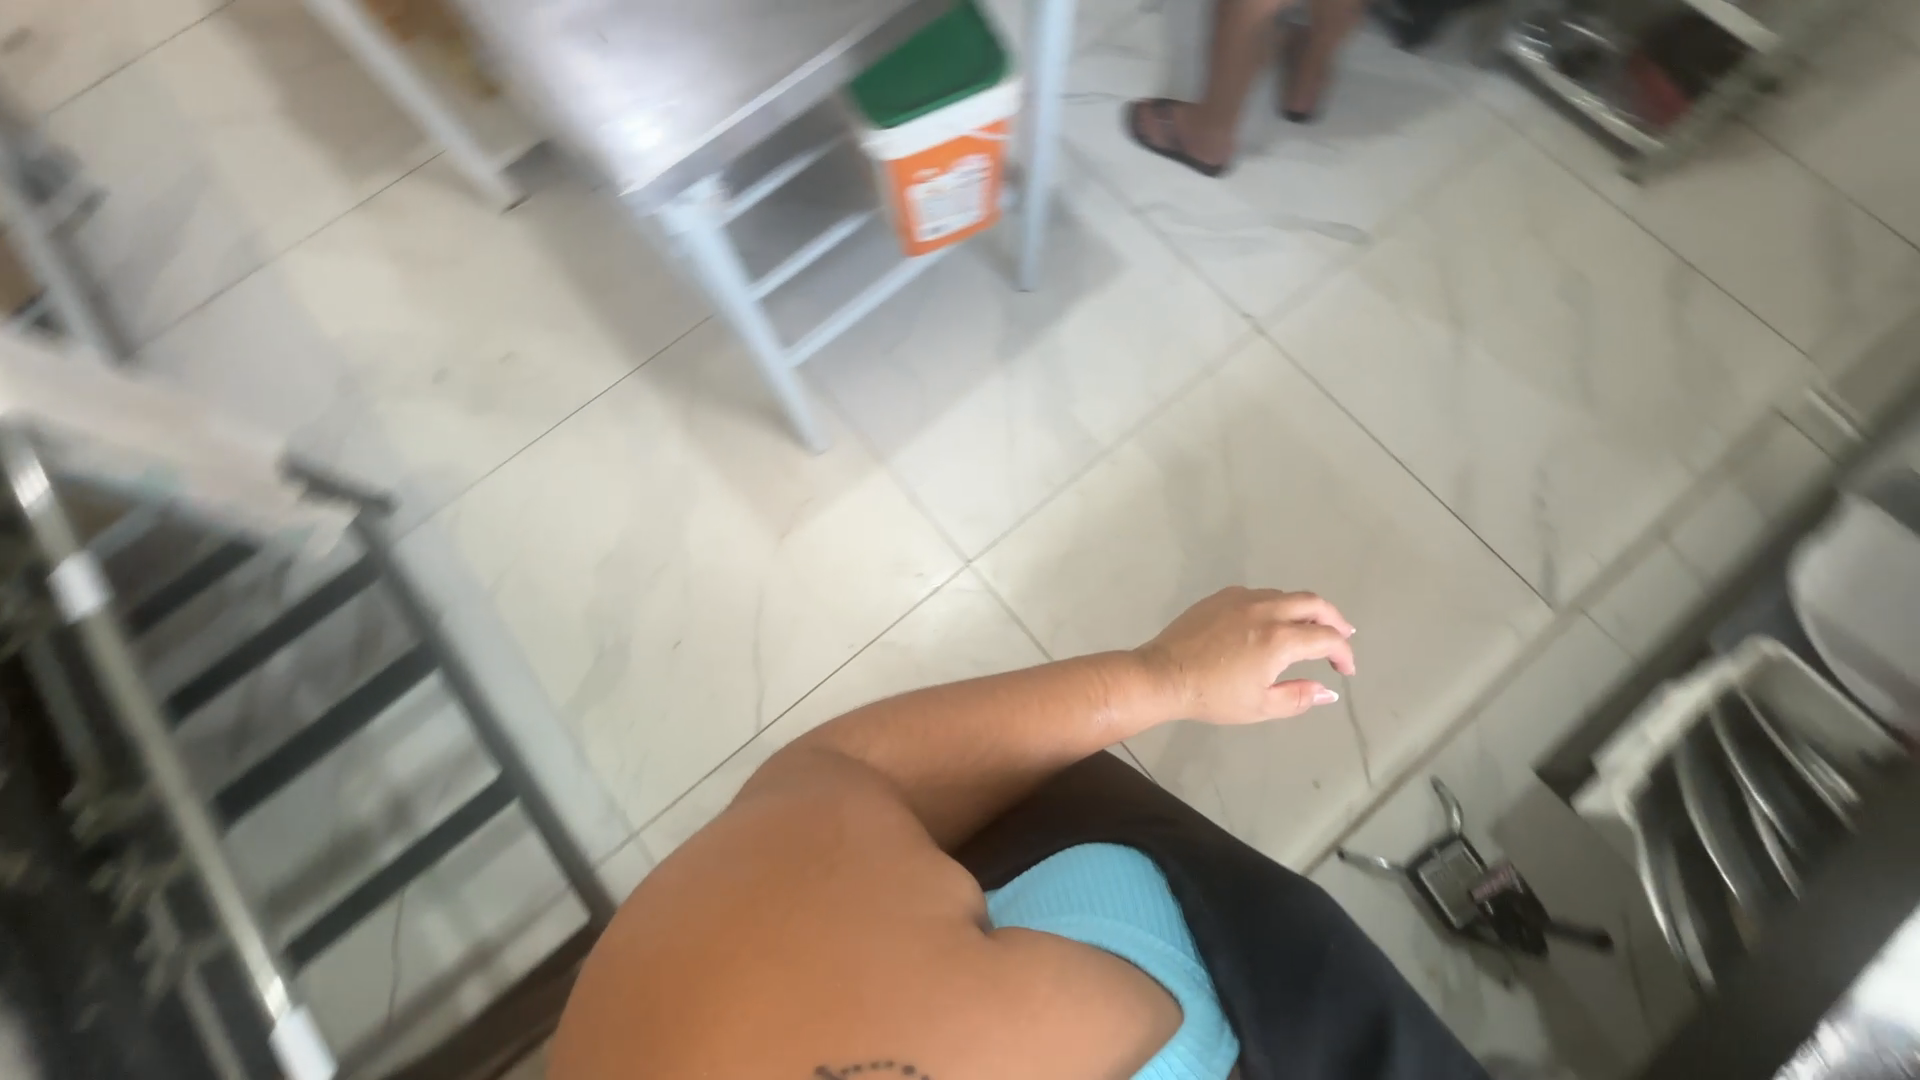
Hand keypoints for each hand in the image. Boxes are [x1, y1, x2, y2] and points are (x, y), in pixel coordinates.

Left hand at [1133, 587, 1356, 723]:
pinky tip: (1271, 622)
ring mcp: (1240, 599)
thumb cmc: (1212, 695)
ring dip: (1304, 610)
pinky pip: (1258, 594)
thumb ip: (1299, 697)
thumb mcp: (1261, 706)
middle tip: (1342, 635)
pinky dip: (1276, 605)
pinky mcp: (1220, 597)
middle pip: (1313, 603)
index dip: (1343, 653)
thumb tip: (1327, 690)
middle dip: (1334, 619)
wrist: (1163, 675)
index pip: (1326, 638)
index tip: (1344, 670)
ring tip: (1308, 630)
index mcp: (1279, 639)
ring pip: (1285, 595)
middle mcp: (1265, 610)